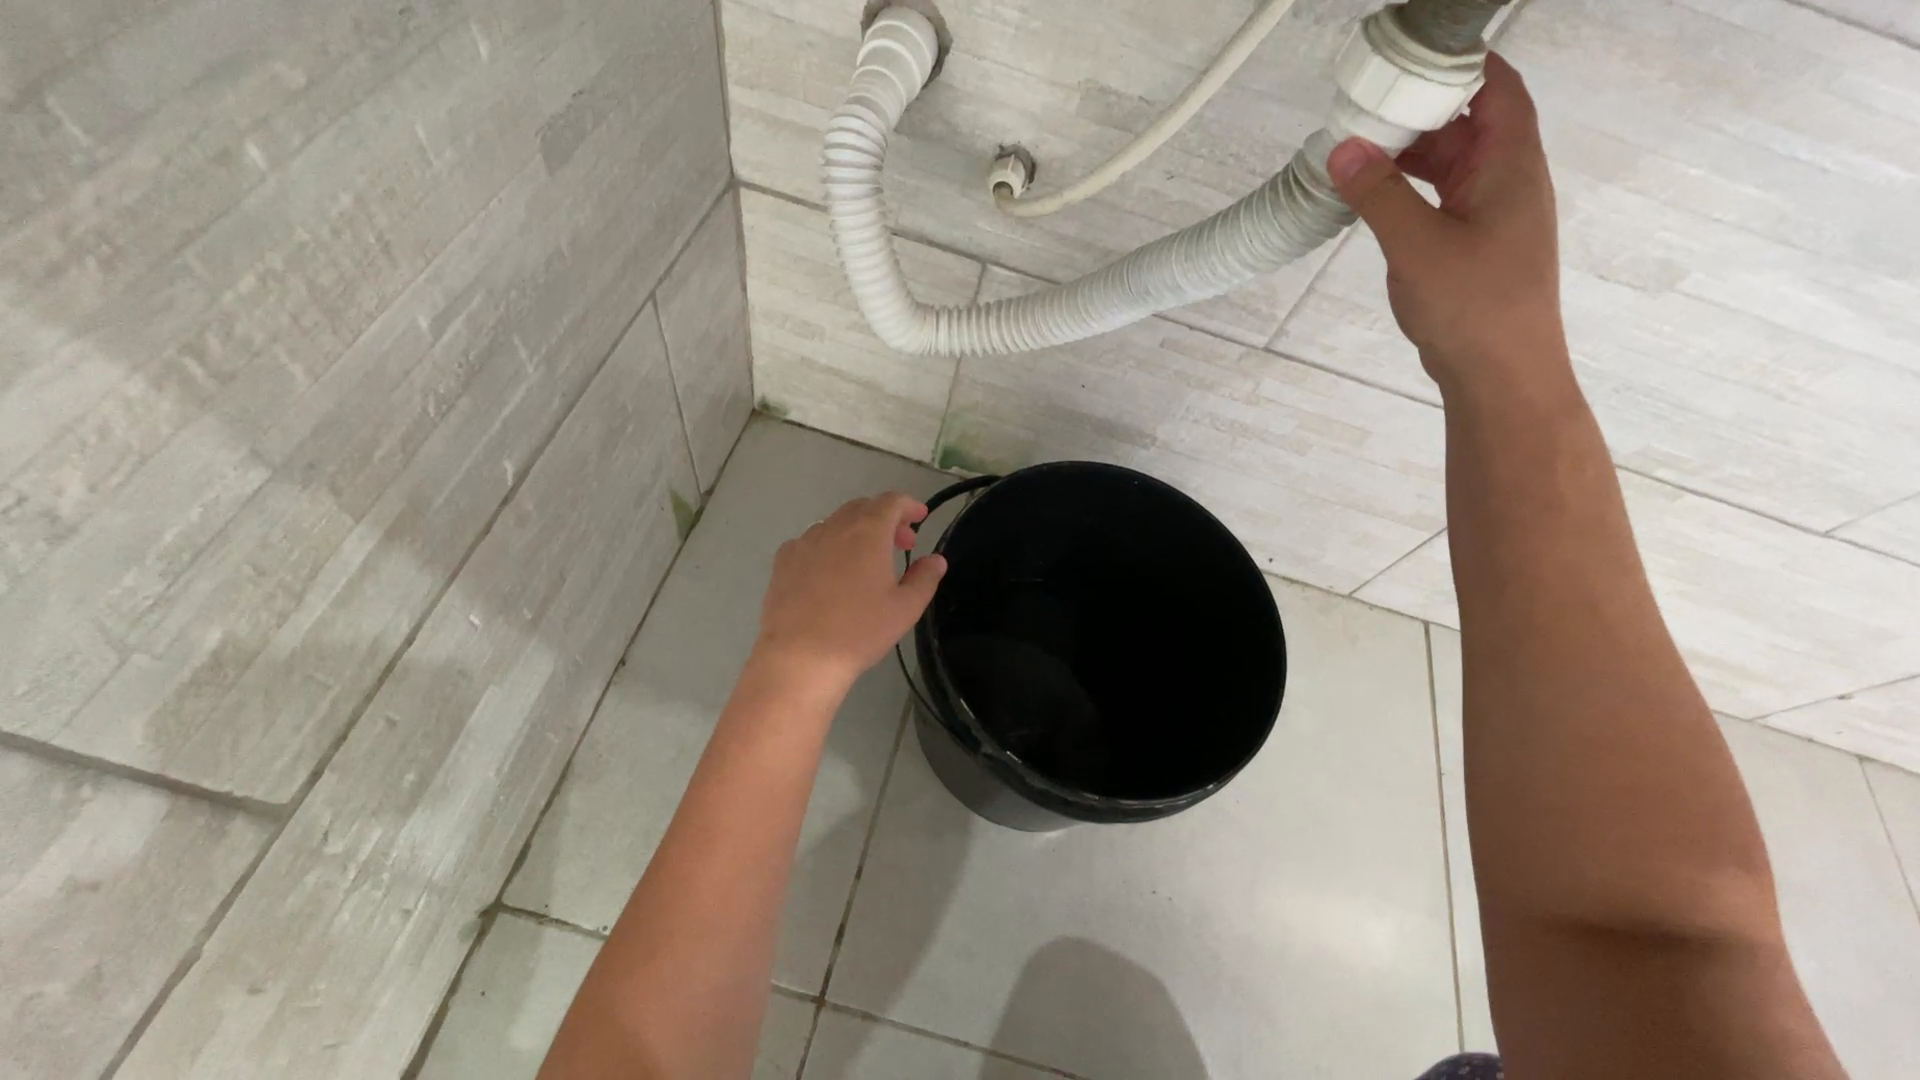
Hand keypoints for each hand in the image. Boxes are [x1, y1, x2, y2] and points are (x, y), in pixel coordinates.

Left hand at [753, 493, 947, 690]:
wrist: (800, 656)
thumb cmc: (860, 630)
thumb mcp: (905, 608)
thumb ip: (924, 578)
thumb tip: (936, 559)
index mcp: (868, 533)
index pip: (891, 502)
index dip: (909, 505)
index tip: (920, 517)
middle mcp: (834, 528)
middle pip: (862, 508)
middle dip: (885, 519)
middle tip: (901, 544)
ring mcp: (804, 543)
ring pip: (835, 523)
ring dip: (856, 531)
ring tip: (866, 560)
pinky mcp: (782, 562)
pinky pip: (810, 542)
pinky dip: (828, 546)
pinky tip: (829, 571)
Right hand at [1326, 53, 1568, 398]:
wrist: (1499, 372)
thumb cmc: (1471, 304)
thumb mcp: (1416, 244)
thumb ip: (1378, 192)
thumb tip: (1341, 147)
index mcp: (1510, 165)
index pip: (1497, 88)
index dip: (1461, 62)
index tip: (1412, 54)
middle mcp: (1507, 181)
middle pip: (1469, 123)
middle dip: (1420, 109)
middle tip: (1366, 104)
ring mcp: (1490, 215)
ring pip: (1451, 164)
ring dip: (1410, 153)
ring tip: (1359, 148)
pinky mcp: (1471, 245)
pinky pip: (1440, 199)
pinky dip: (1409, 189)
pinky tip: (1374, 197)